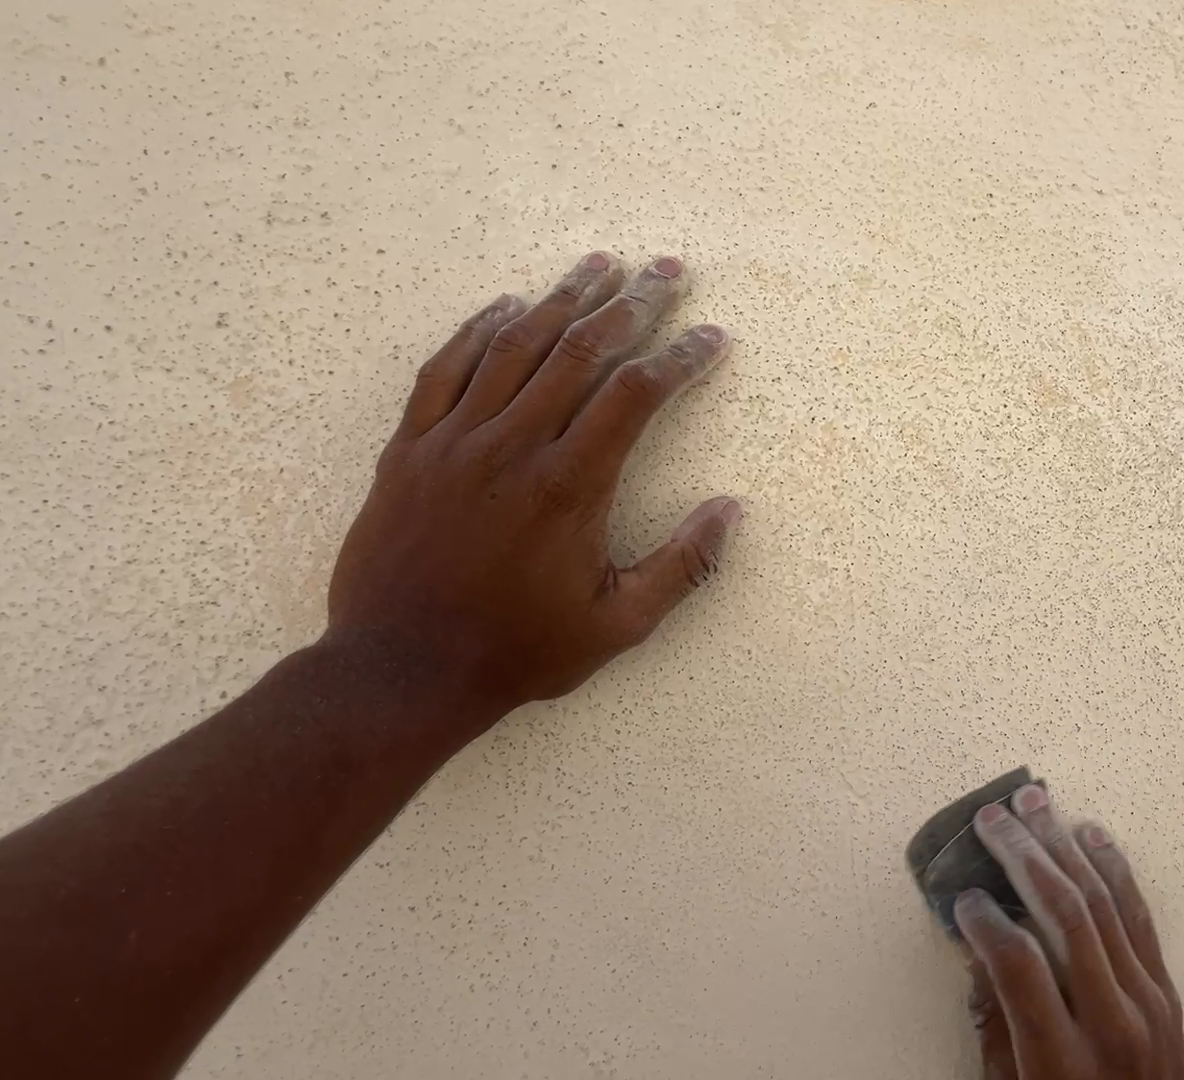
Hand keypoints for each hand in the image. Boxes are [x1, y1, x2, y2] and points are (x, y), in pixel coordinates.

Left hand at [325, 251, 737, 722]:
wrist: (401, 671)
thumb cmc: (521, 650)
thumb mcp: (621, 625)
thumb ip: (683, 566)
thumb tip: (730, 511)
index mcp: (571, 486)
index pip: (636, 395)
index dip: (680, 357)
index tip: (710, 337)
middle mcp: (514, 448)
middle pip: (580, 352)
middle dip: (631, 305)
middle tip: (665, 272)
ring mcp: (455, 442)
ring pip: (515, 347)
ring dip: (563, 300)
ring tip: (599, 265)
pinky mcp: (410, 450)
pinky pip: (445, 369)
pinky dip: (479, 329)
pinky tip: (508, 305)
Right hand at [957, 785, 1183, 1079]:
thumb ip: (993, 1026)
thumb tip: (975, 947)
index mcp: (1063, 1062)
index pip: (1018, 964)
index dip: (984, 920)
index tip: (962, 898)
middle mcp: (1113, 1024)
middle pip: (1065, 914)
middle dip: (1022, 855)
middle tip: (991, 818)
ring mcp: (1149, 1003)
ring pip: (1102, 900)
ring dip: (1062, 843)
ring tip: (1034, 802)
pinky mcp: (1168, 992)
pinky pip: (1139, 914)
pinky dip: (1114, 866)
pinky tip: (1090, 832)